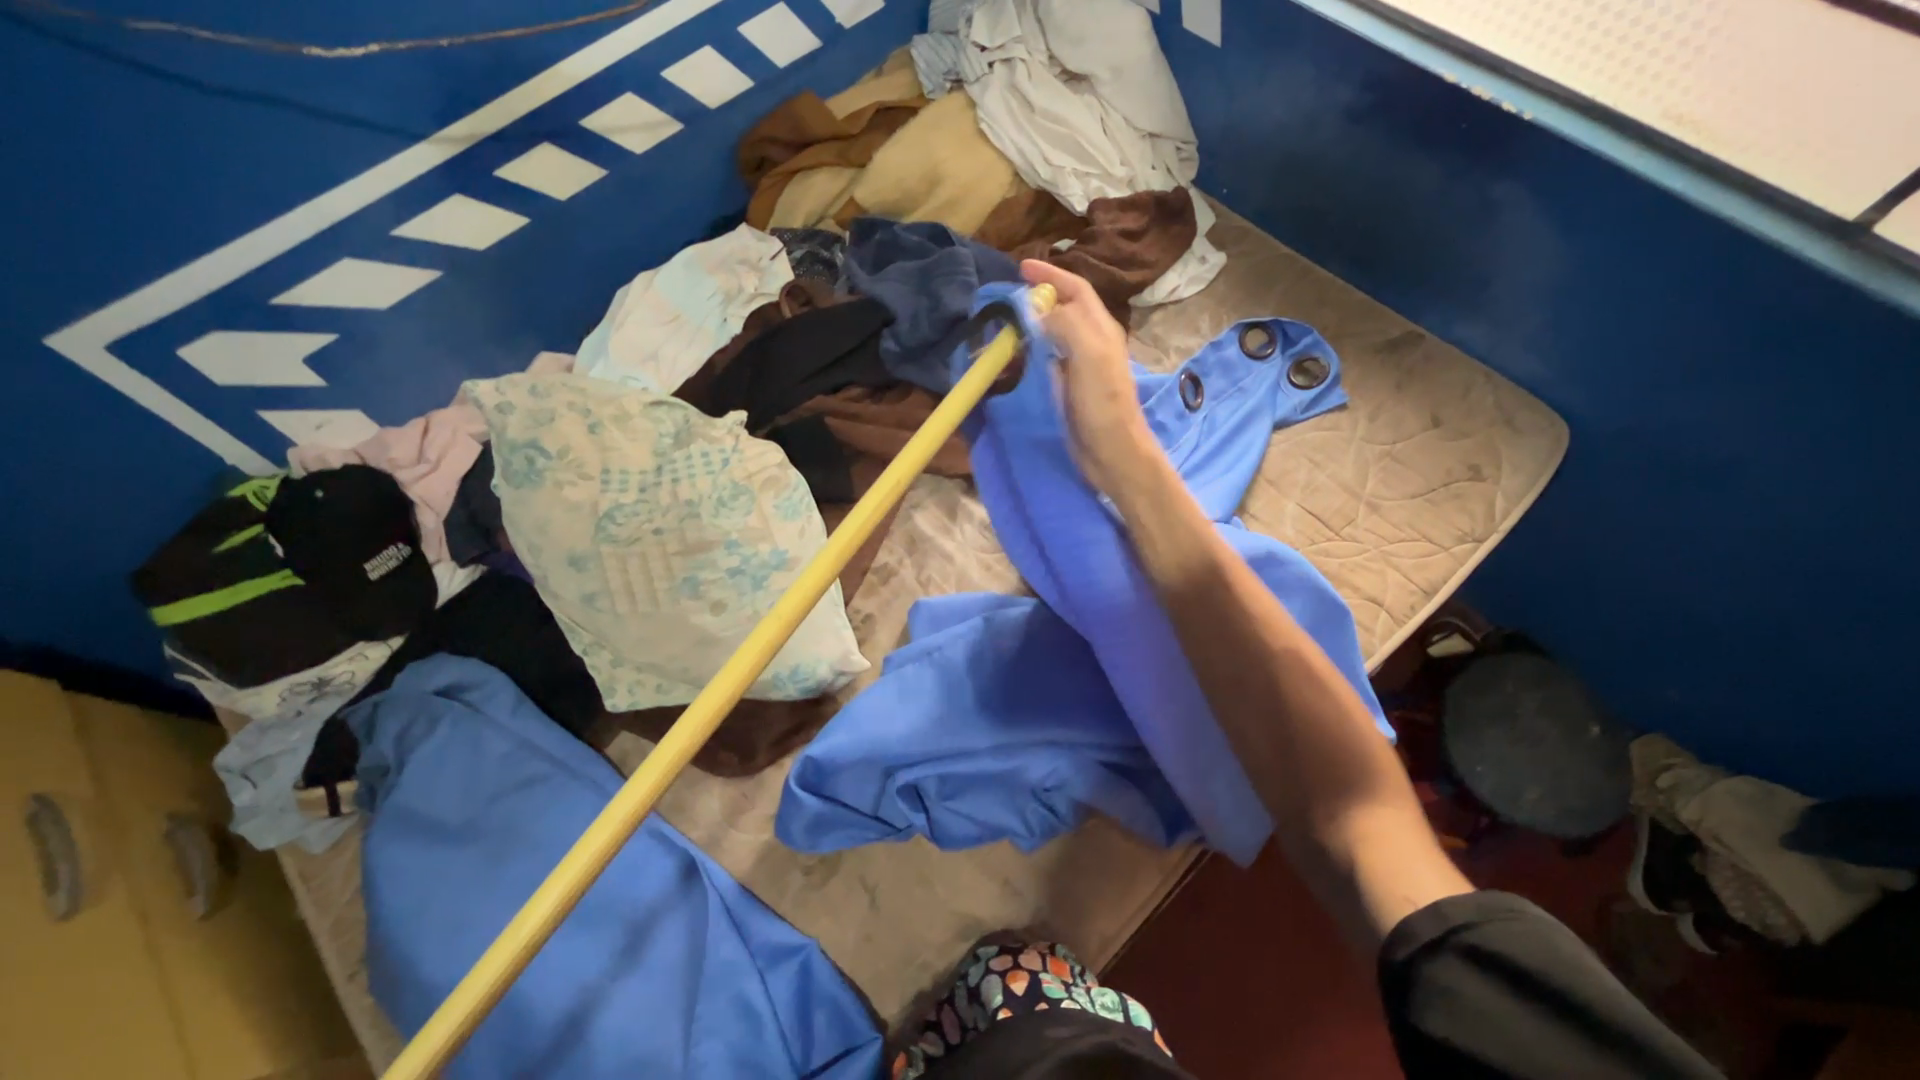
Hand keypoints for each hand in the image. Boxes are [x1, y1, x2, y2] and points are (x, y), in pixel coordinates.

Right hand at [1021, 260, 1157, 494]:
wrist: (1112, 453)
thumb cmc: (1103, 403)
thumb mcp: (1087, 354)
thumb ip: (1064, 323)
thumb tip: (1035, 310)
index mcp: (1100, 328)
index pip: (1076, 289)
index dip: (1051, 275)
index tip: (1021, 267)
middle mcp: (1091, 343)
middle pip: (1063, 309)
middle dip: (1037, 298)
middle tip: (1005, 298)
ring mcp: (1079, 367)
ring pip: (1051, 334)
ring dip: (1028, 325)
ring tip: (1002, 325)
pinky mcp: (1067, 389)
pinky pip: (1044, 360)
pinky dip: (1026, 352)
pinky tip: (1010, 359)